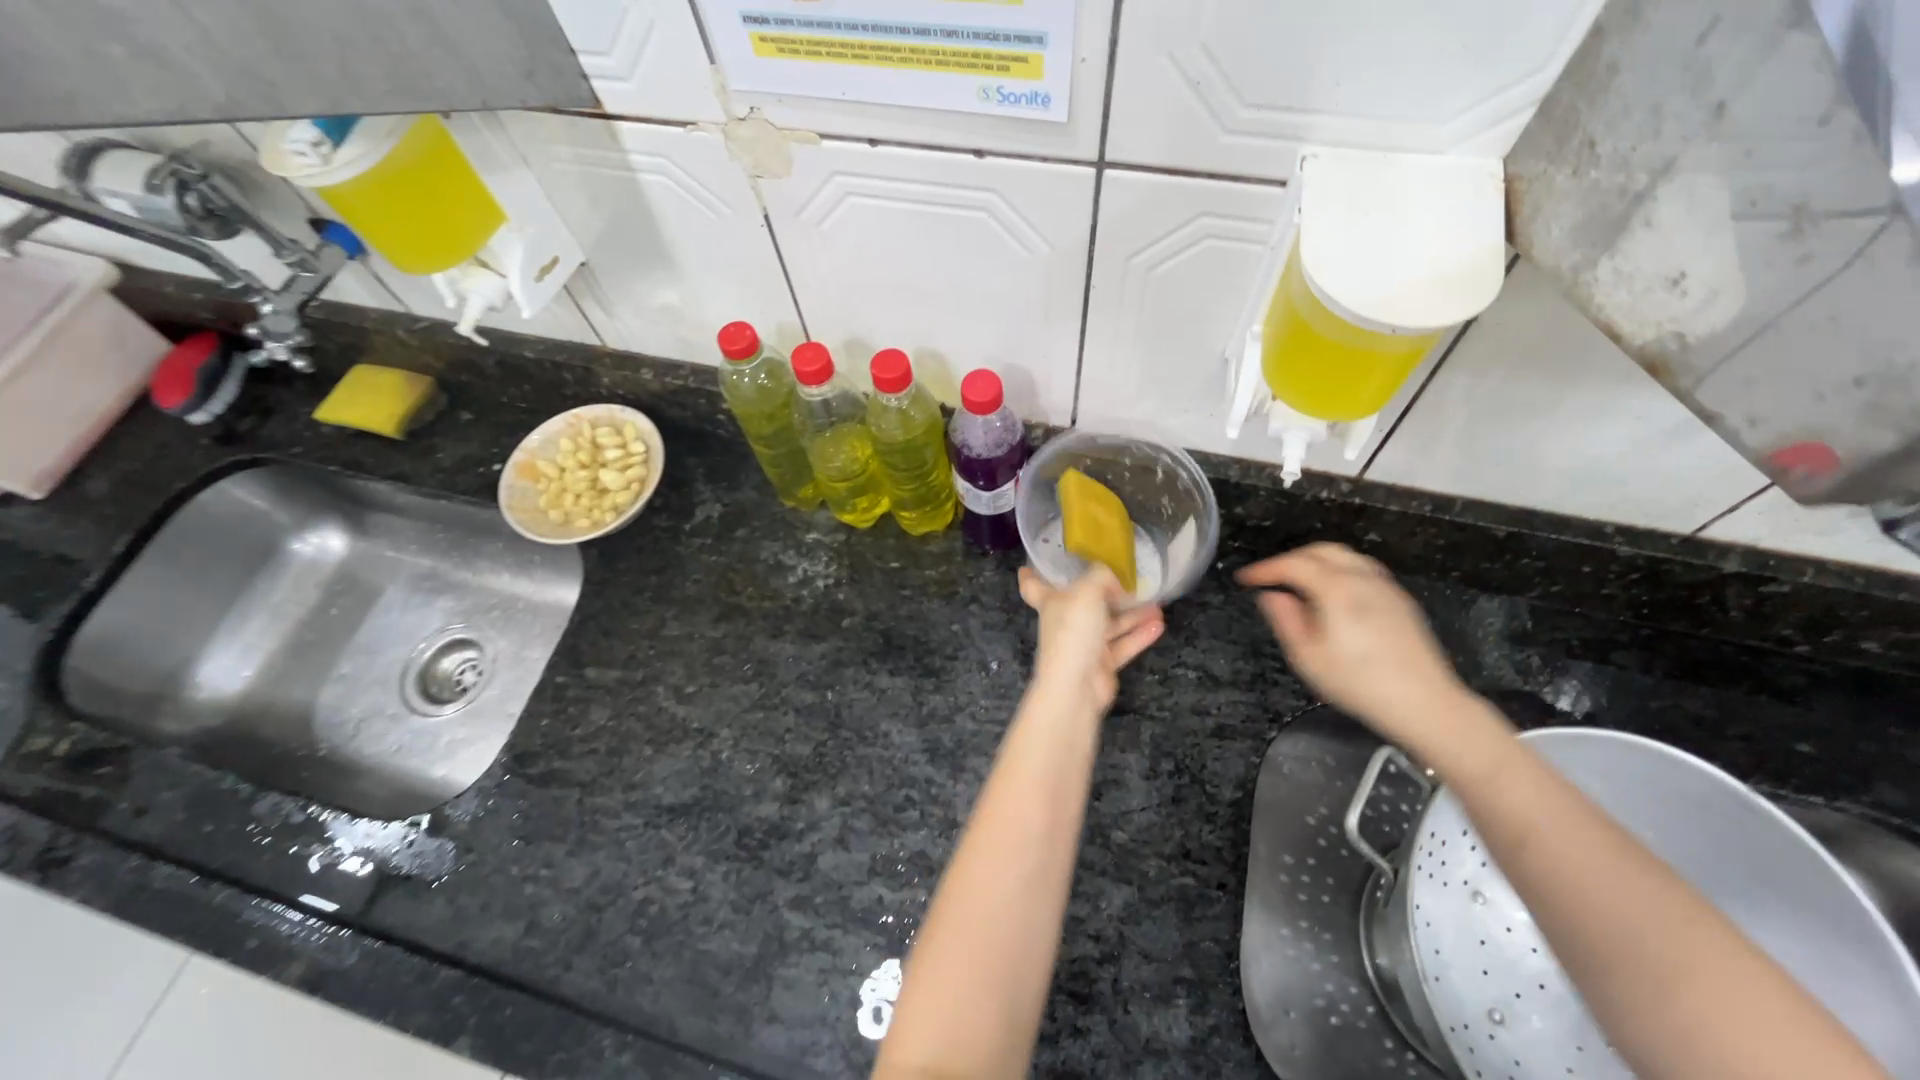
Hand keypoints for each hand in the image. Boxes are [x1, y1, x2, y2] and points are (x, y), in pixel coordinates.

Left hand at [1019, 566, 1163, 714]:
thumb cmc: (1073, 631)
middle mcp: (1066, 622)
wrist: (1076, 686)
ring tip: (1158, 604)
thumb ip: (1102, 576)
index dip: (1032, 574)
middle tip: (1130, 580)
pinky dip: (1140, 636)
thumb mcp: (1087, 591)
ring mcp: (1084, 644)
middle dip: (1107, 593)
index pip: (1033, 586)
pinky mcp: (1101, 664)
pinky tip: (1159, 625)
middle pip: (1084, 603)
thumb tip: (1115, 581)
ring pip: (1110, 625)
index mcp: (1051, 602)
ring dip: (1133, 615)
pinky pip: (1122, 645)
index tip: (1029, 565)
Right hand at [1237, 543, 1476, 750]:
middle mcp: (1364, 578)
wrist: (1423, 703)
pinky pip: (1365, 570)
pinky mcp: (1401, 601)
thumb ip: (1285, 619)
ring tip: (1299, 582)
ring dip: (1317, 561)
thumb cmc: (1358, 683)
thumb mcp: (1307, 656)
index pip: (1294, 564)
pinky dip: (1340, 570)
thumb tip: (1271, 596)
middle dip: (1292, 559)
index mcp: (1337, 588)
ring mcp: (1387, 587)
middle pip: (1322, 550)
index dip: (1266, 568)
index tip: (1245, 578)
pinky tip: (1334, 593)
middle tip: (1271, 577)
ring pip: (1347, 557)